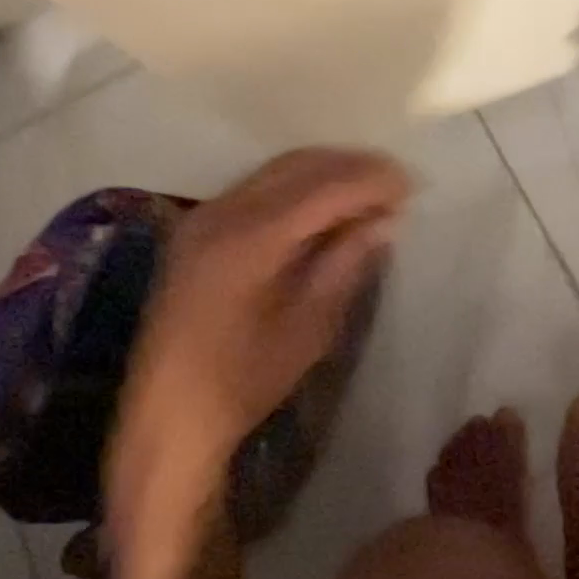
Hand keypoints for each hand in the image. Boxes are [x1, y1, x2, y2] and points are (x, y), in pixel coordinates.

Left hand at [129, 147, 410, 448]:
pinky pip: (258, 185)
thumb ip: (345, 264)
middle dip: (352, 167)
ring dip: (327, 171)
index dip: (370, 181)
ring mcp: (204, 214)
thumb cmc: (245, 381)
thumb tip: (384, 221)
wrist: (167, 413)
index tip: (411, 185)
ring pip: (277, 169)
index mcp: (249, 240)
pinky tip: (326, 203)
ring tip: (369, 190)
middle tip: (396, 184)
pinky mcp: (198, 226)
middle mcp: (222, 211)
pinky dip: (299, 183)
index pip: (323, 188)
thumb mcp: (309, 328)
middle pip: (299, 165)